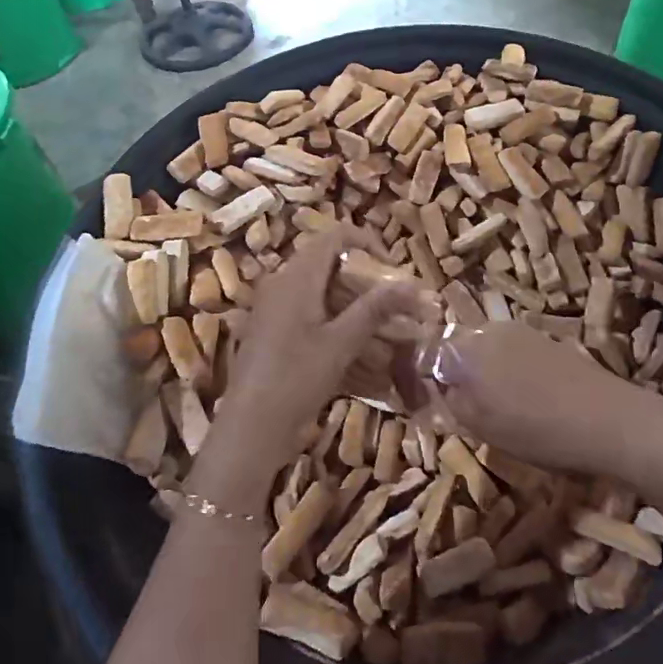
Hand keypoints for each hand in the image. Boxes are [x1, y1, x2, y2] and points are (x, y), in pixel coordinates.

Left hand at [205, 228, 425, 478]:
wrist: (250, 428)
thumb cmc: (296, 378)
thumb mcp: (342, 342)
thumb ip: (375, 308)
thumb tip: (412, 283)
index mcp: (296, 277)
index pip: (335, 235)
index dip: (368, 243)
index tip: (394, 269)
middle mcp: (281, 284)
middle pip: (329, 263)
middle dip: (365, 278)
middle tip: (394, 302)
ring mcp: (273, 308)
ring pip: (320, 290)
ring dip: (353, 302)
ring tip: (382, 327)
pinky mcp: (272, 332)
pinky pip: (308, 312)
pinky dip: (334, 321)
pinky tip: (355, 349)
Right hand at [428, 322, 662, 480]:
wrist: (611, 421)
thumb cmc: (537, 429)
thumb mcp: (481, 426)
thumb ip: (450, 402)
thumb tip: (435, 388)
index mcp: (466, 348)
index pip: (427, 352)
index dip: (422, 377)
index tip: (426, 402)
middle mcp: (490, 330)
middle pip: (456, 347)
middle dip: (453, 373)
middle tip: (460, 408)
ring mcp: (522, 332)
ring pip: (484, 350)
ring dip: (481, 373)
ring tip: (492, 408)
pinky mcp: (547, 341)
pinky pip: (511, 353)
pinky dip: (507, 373)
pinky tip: (523, 399)